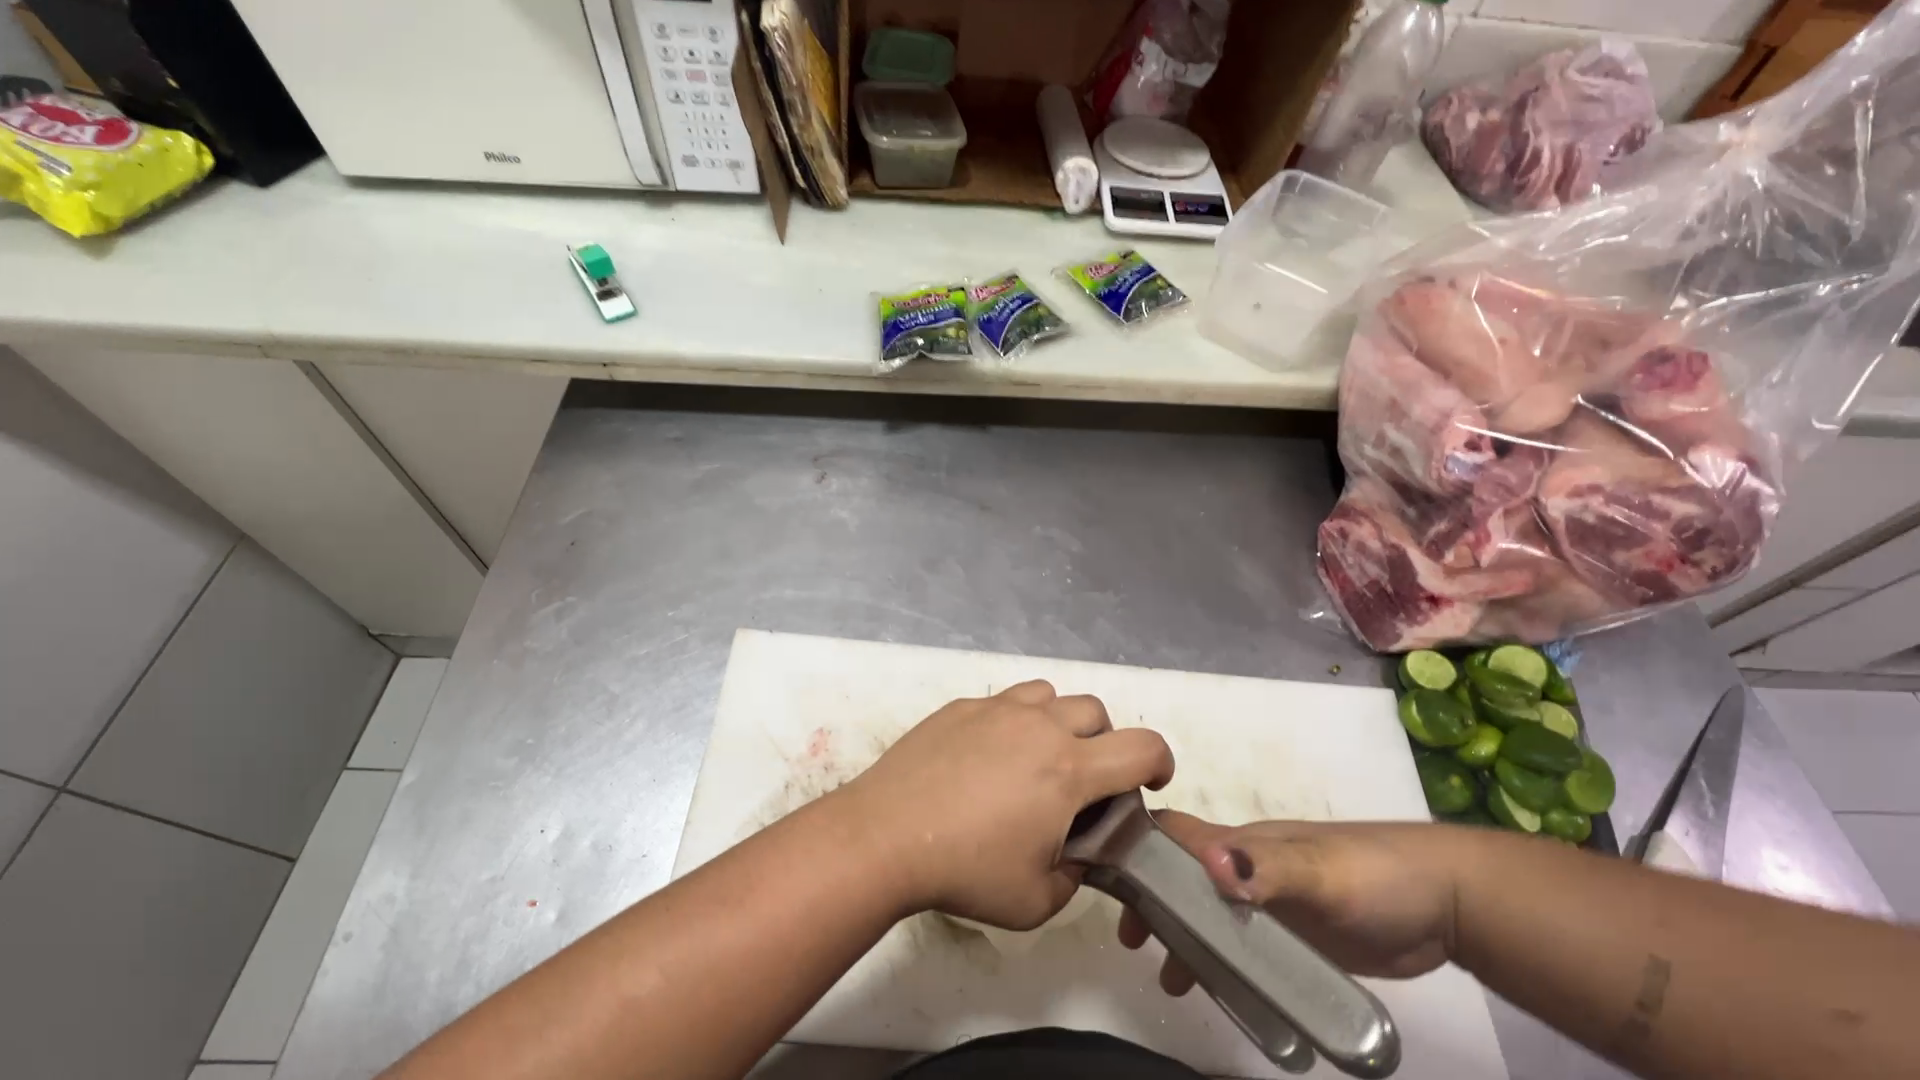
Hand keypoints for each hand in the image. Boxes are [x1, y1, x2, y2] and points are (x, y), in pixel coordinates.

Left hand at [839, 680, 1174, 931]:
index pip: (1143, 747)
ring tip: (1036, 762)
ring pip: (1050, 696)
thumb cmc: (965, 873)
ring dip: (1059, 723)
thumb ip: (1077, 874)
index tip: (1150, 783)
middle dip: (1105, 744)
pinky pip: (1003, 702)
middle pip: (1096, 712)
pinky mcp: (958, 708)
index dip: (1160, 763)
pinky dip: (1013, 723)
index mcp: (1069, 770)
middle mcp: (1039, 727)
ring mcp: (995, 710)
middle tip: (1083, 782)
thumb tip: (1079, 851)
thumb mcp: (1038, 900)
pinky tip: (987, 761)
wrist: (882, 838)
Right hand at [1120, 814, 1481, 985]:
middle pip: (1181, 878)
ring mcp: (1270, 903)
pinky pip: (1240, 946)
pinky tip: (1214, 991)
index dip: (1136, 847)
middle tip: (1133, 941)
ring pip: (1207, 914)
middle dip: (1151, 902)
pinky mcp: (1292, 936)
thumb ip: (1270, 868)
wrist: (1447, 905)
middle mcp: (1248, 868)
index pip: (1175, 834)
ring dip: (1181, 937)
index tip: (1104, 877)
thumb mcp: (1324, 873)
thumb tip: (1207, 864)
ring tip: (1167, 975)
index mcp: (1244, 845)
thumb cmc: (1380, 876)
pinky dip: (1217, 961)